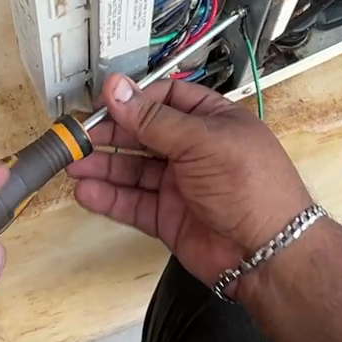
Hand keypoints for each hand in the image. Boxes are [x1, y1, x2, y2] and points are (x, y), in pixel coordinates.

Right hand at [68, 73, 311, 288]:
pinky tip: (87, 192)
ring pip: (133, 170)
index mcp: (211, 120)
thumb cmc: (251, 185)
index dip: (134, 101)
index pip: (165, 100)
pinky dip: (109, 198)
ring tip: (73, 164)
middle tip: (78, 136)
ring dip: (103, 166)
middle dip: (110, 135)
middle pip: (143, 135)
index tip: (103, 103)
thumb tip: (118, 89)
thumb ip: (153, 120)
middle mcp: (194, 149)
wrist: (268, 252)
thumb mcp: (201, 141)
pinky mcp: (169, 218)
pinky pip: (133, 203)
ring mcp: (181, 184)